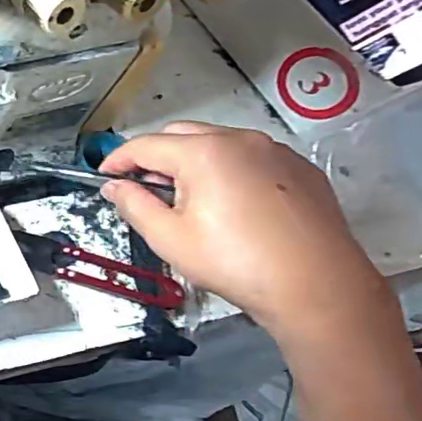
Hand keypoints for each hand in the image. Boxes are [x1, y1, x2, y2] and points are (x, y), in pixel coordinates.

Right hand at [100, 121, 393, 337]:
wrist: (317, 286)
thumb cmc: (236, 263)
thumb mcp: (171, 239)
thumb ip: (134, 206)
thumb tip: (115, 187)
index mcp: (203, 153)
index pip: (145, 145)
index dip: (118, 159)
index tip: (104, 175)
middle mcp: (239, 139)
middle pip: (181, 134)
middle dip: (155, 156)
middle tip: (143, 187)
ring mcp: (274, 150)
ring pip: (218, 142)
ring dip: (192, 161)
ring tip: (187, 198)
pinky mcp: (299, 167)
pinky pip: (250, 156)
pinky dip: (228, 169)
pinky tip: (230, 204)